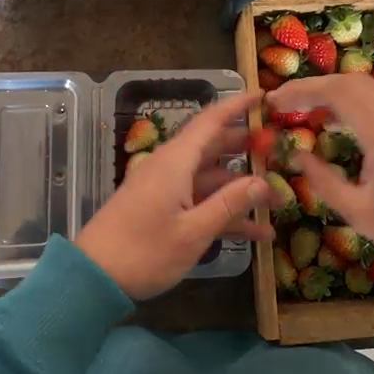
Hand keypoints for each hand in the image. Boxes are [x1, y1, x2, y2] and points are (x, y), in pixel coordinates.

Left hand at [76, 93, 275, 299]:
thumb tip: (263, 182)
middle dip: (247, 147)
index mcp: (176, 161)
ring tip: (278, 202)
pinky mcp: (162, 209)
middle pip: (214, 146)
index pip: (211, 120)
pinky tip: (257, 233)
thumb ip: (229, 204)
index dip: (237, 105)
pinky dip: (224, 212)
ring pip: (211, 178)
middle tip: (280, 147)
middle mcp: (171, 167)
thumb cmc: (144, 251)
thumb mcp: (193, 232)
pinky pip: (199, 201)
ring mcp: (166, 189)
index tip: (263, 95)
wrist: (93, 278)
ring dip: (241, 189)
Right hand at [269, 75, 373, 269]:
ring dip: (334, 92)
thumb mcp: (359, 213)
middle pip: (351, 81)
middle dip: (313, 87)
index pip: (336, 92)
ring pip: (367, 88)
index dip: (301, 91)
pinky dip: (353, 102)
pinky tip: (338, 122)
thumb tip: (297, 155)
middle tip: (284, 104)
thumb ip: (322, 181)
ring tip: (305, 111)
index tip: (274, 101)